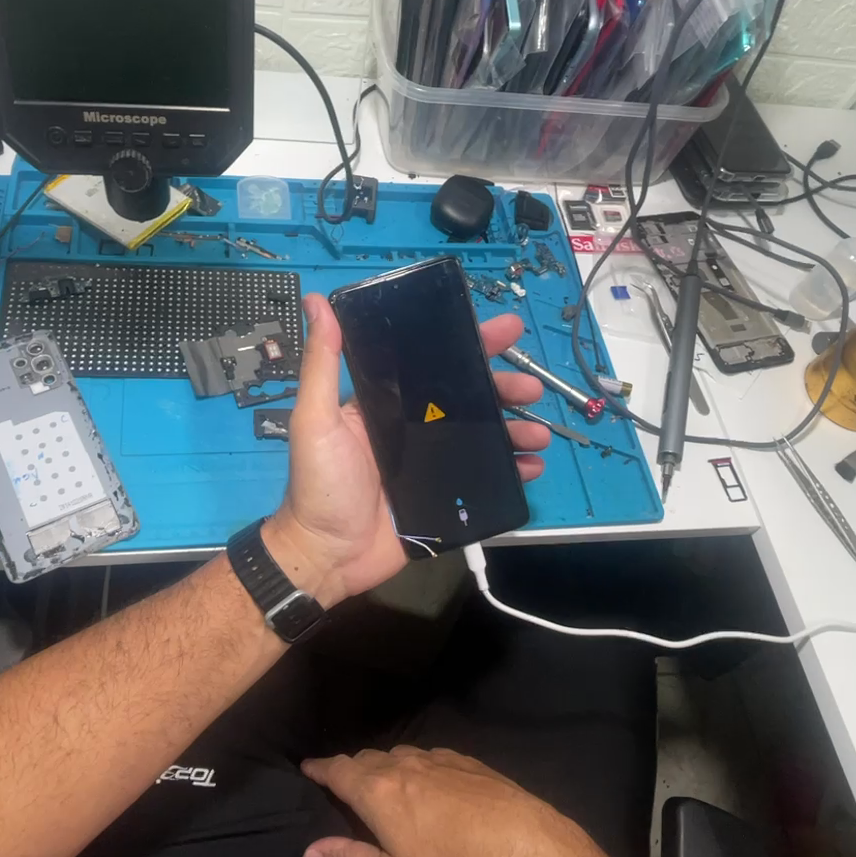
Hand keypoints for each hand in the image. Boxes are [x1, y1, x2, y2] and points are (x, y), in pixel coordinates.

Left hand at [264, 294, 549, 604]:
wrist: (328, 555)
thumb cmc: (319, 483)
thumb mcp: (315, 418)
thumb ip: (321, 363)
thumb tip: (317, 301)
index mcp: (387, 405)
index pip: (433, 365)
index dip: (469, 346)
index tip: (504, 329)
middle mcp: (414, 428)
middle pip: (468, 399)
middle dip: (504, 388)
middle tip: (532, 387)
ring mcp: (432, 464)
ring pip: (483, 436)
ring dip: (516, 429)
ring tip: (540, 432)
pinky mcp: (445, 497)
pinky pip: (486, 479)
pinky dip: (512, 470)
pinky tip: (532, 466)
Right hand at [299, 747, 590, 856]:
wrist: (522, 844)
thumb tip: (308, 855)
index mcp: (377, 790)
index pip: (338, 770)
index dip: (319, 768)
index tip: (307, 766)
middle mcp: (403, 764)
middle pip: (367, 758)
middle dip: (351, 767)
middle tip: (344, 782)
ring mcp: (438, 759)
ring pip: (400, 753)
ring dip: (386, 765)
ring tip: (385, 782)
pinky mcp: (468, 762)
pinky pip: (431, 757)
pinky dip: (419, 766)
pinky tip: (430, 781)